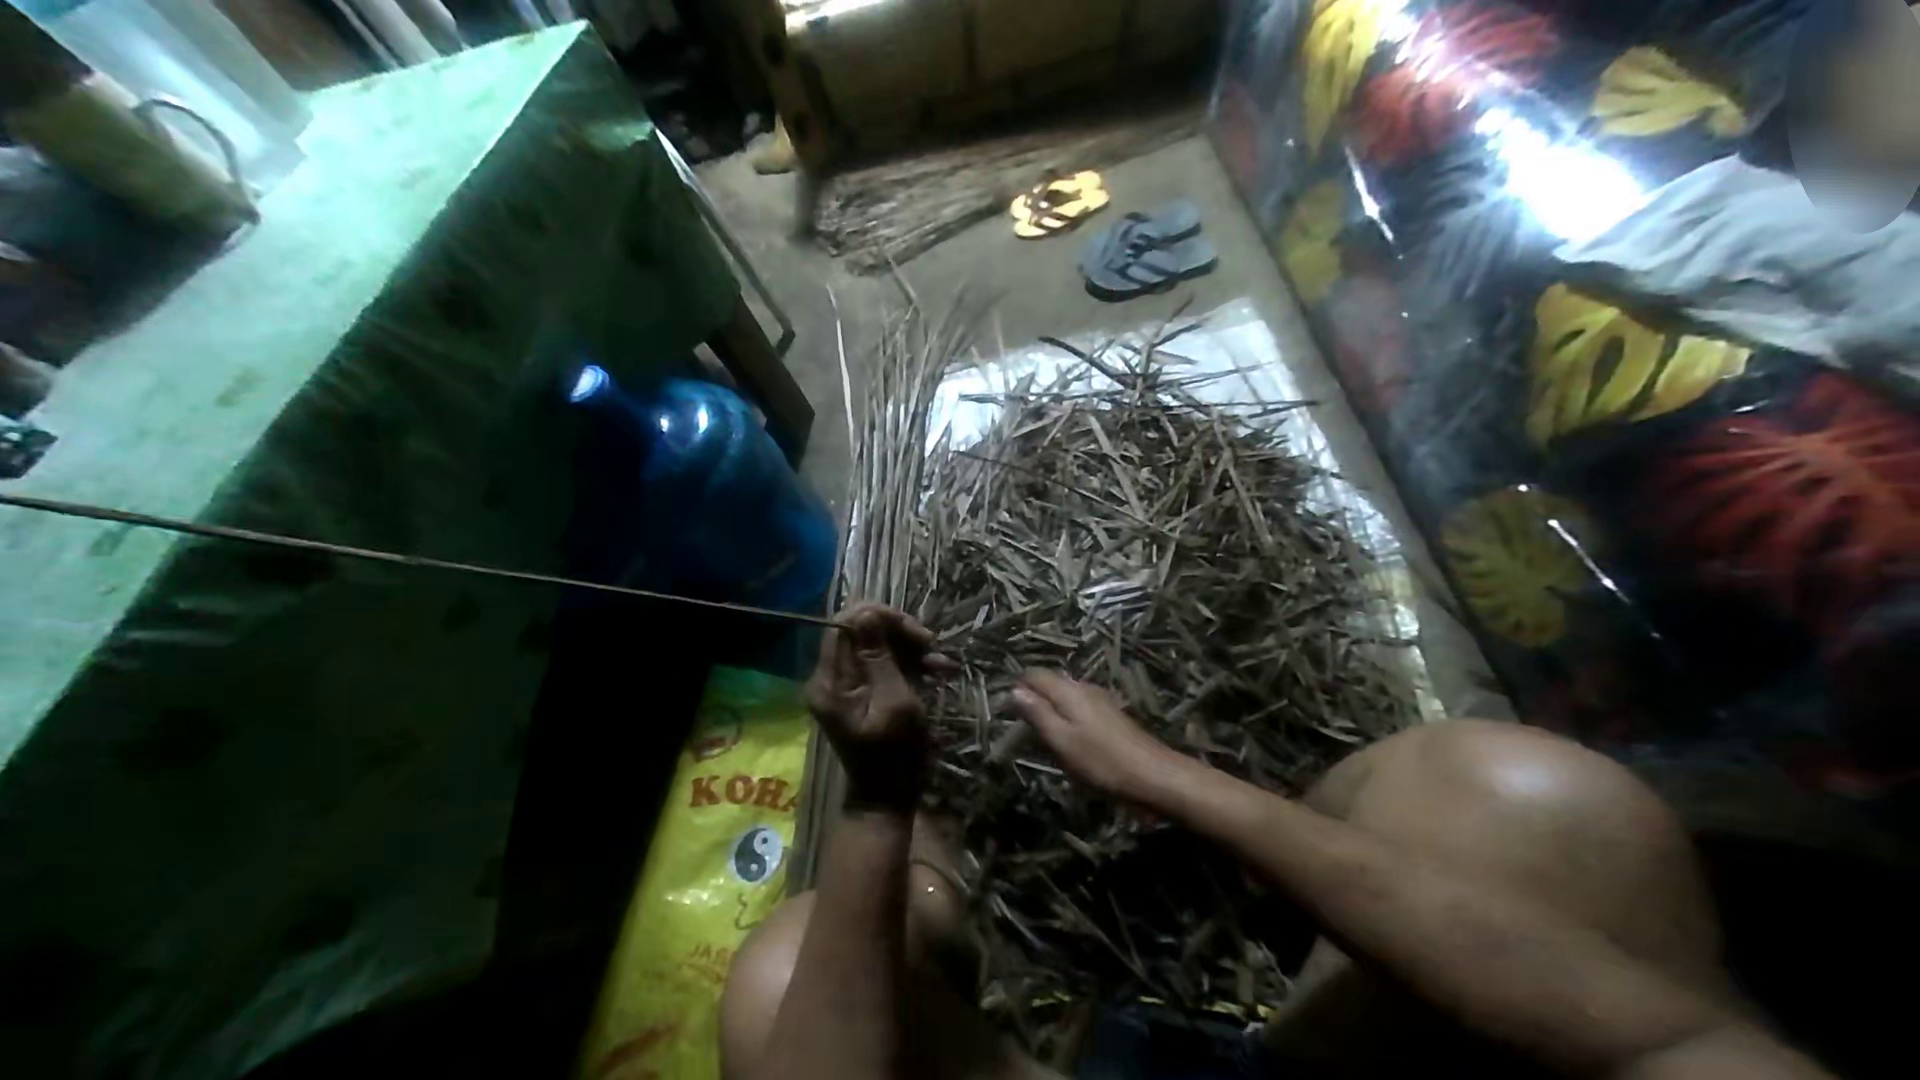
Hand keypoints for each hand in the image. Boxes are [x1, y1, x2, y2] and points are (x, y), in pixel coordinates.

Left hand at [805, 603, 952, 810]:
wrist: (888, 797)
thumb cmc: (895, 754)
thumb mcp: (894, 702)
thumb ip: (880, 658)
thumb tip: (866, 613)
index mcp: (830, 681)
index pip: (845, 626)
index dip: (879, 617)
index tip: (915, 631)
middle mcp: (830, 677)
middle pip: (860, 632)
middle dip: (899, 633)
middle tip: (931, 645)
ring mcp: (845, 685)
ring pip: (875, 646)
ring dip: (909, 649)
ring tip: (941, 663)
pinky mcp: (860, 691)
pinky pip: (882, 664)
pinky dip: (908, 664)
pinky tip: (936, 671)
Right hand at [1011, 670, 1194, 803]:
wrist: (1155, 777)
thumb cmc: (1102, 761)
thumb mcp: (1061, 740)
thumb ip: (1037, 713)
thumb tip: (1015, 690)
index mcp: (1069, 690)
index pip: (1035, 674)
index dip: (1018, 688)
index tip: (1008, 712)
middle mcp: (1085, 688)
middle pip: (1051, 683)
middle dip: (1034, 699)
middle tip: (1022, 729)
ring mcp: (1101, 701)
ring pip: (1065, 697)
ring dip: (1051, 711)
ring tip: (1042, 738)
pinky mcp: (1111, 717)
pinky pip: (1080, 709)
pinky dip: (1068, 720)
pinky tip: (1069, 742)